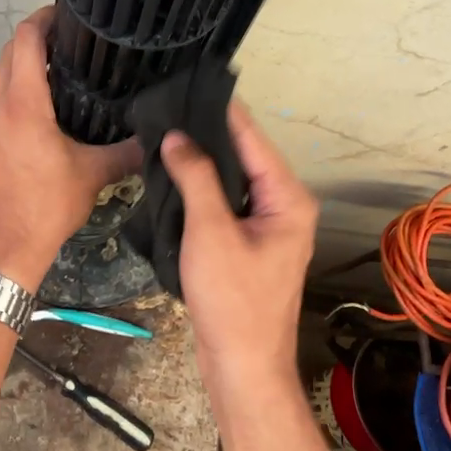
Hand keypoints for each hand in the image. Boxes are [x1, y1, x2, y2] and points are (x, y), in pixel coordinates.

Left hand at [0, 7, 141, 291]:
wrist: (8, 244)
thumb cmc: (48, 205)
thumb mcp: (94, 174)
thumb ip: (128, 150)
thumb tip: (157, 134)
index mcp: (24, 103)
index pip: (26, 40)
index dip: (45, 18)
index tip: (69, 13)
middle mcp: (0, 103)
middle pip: (11, 49)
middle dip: (38, 34)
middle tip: (75, 36)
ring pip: (3, 70)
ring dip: (26, 58)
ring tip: (66, 61)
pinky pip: (2, 91)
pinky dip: (20, 81)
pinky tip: (50, 95)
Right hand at [160, 103, 316, 386]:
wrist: (241, 366)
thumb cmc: (232, 300)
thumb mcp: (210, 232)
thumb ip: (196, 178)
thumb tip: (177, 136)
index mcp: (288, 198)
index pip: (252, 138)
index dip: (221, 110)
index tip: (190, 83)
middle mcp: (284, 206)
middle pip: (245, 156)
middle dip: (207, 133)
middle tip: (165, 108)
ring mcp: (268, 227)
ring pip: (233, 181)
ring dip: (202, 163)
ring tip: (163, 134)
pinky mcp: (249, 245)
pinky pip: (226, 204)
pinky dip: (203, 190)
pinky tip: (173, 177)